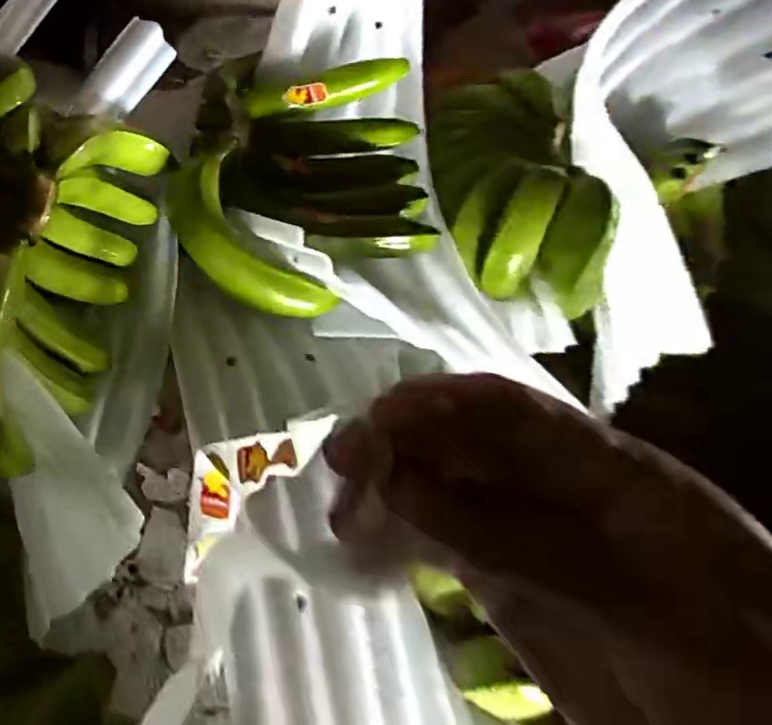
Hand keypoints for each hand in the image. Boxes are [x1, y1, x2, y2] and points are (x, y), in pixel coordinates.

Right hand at [326, 374, 771, 724]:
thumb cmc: (739, 674)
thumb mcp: (644, 610)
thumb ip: (515, 542)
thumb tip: (390, 482)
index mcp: (613, 476)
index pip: (507, 409)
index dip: (436, 400)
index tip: (376, 416)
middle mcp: (554, 491)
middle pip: (452, 440)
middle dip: (389, 444)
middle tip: (341, 465)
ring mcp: (521, 533)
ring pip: (425, 485)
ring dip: (376, 492)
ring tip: (346, 522)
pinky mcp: (497, 577)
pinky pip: (424, 537)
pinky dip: (384, 536)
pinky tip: (359, 549)